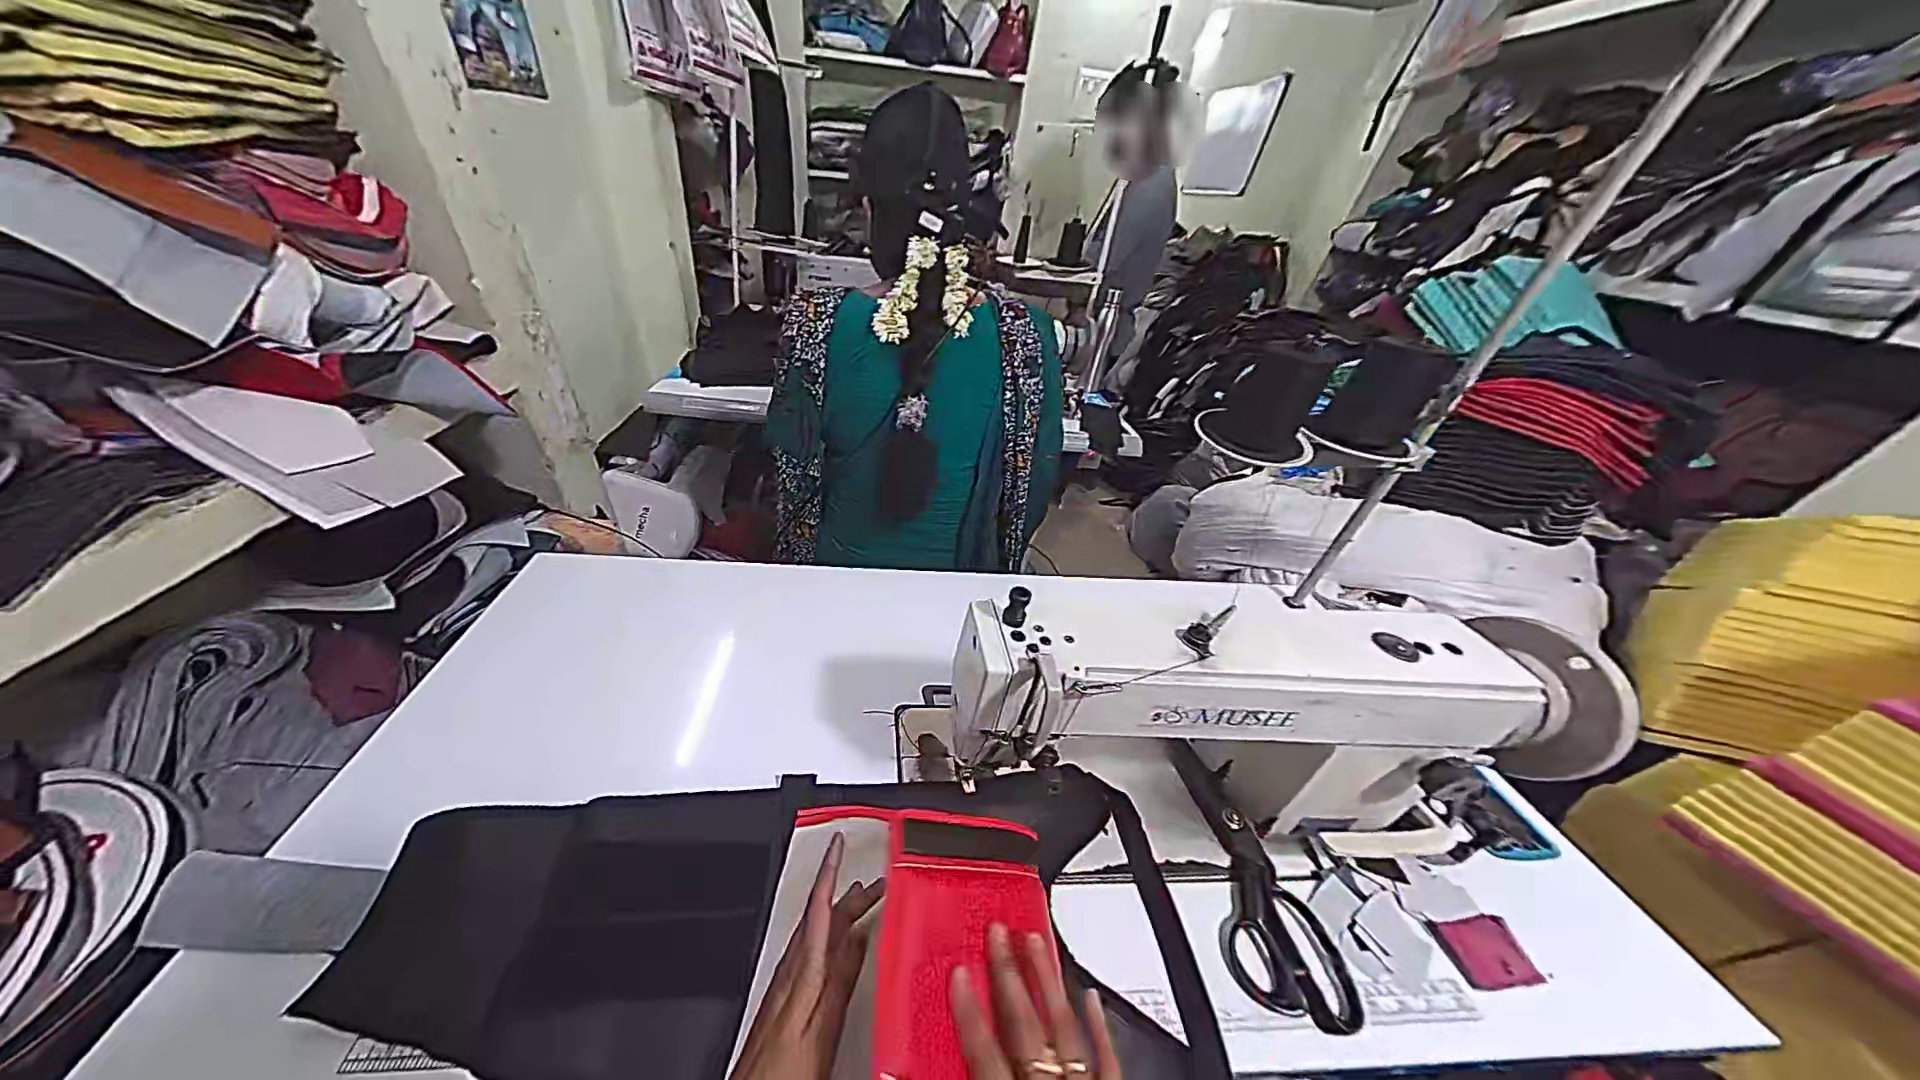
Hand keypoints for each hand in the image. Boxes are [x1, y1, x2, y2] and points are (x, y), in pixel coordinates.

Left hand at [731, 834, 885, 1079]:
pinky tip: (838, 943)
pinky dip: (831, 936)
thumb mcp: (823, 1026)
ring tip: (860, 898)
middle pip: (822, 918)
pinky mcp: (785, 998)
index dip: (829, 870)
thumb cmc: (783, 1073)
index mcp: (803, 971)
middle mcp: (792, 970)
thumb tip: (860, 935)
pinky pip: (812, 951)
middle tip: (878, 883)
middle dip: (849, 894)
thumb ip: (841, 980)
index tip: (837, 843)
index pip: (819, 906)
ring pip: (817, 933)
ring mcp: (787, 983)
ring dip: (840, 912)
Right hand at [950, 923, 1121, 1079]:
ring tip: (1036, 939)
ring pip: (1064, 1027)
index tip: (959, 970)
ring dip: (1048, 980)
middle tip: (998, 932)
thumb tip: (916, 1070)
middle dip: (1008, 973)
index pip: (983, 1052)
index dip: (969, 1009)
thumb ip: (952, 1077)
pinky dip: (1098, 1023)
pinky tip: (1091, 993)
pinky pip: (1107, 1057)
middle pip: (1024, 1025)